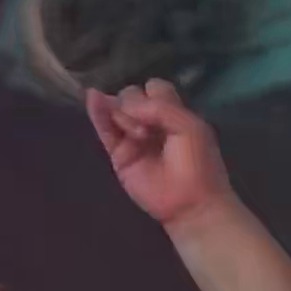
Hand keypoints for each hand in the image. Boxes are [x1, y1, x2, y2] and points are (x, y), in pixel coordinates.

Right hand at [85, 79, 237, 231]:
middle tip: (147, 130)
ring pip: (116, 110)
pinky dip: (97, 114)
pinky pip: (105, 130)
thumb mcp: (188, 125)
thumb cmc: (197, 163)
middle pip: (131, 96)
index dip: (151, 93)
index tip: (156, 108)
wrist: (190, 203)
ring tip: (137, 134)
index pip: (153, 88)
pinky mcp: (119, 155)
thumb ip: (160, 107)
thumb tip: (125, 104)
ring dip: (120, 112)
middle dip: (134, 105)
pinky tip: (92, 98)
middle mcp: (150, 121)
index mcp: (172, 112)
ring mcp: (133, 137)